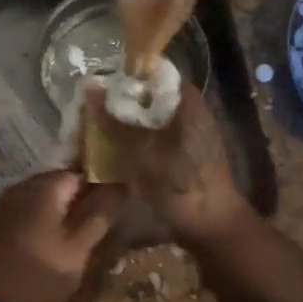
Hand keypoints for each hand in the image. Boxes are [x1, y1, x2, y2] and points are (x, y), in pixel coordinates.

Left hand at [0, 170, 122, 301]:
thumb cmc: (35, 273)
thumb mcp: (75, 251)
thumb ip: (97, 217)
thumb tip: (119, 188)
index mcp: (45, 187)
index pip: (82, 171)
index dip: (102, 185)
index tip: (118, 203)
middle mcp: (25, 184)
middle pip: (64, 182)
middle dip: (84, 197)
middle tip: (104, 221)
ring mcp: (9, 199)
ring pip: (47, 195)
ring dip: (66, 209)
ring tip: (83, 232)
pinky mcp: (1, 216)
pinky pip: (32, 206)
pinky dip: (48, 217)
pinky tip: (57, 237)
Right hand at [84, 83, 247, 249]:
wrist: (212, 228)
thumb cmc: (180, 183)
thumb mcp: (142, 150)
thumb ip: (115, 120)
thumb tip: (89, 87)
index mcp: (188, 103)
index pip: (157, 73)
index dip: (129, 74)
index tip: (103, 80)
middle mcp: (192, 113)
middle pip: (153, 96)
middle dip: (124, 100)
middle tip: (94, 105)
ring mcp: (191, 136)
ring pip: (153, 119)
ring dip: (128, 123)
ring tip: (99, 126)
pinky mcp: (186, 157)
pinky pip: (157, 138)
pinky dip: (137, 140)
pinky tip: (116, 149)